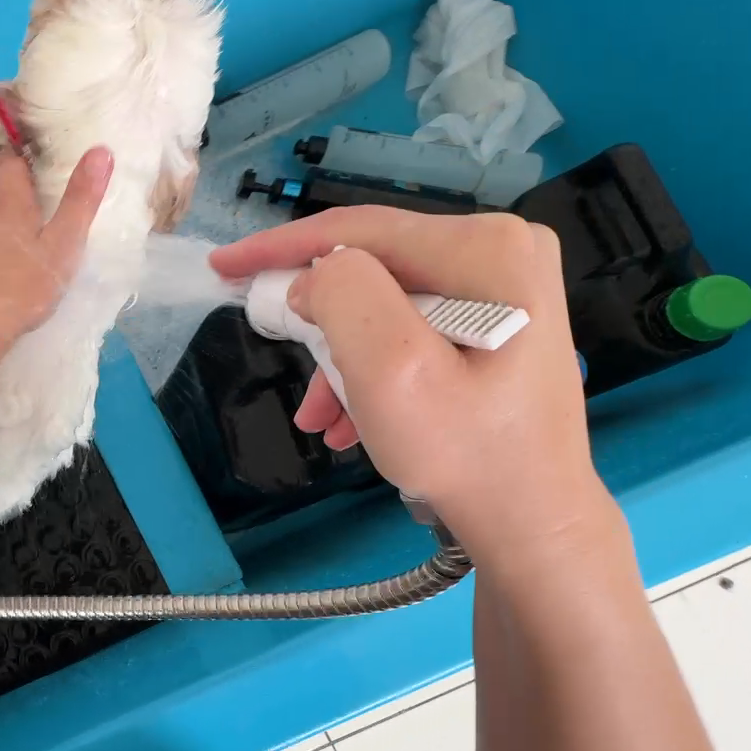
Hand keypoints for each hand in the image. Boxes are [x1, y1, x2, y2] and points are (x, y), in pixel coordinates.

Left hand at [0, 148, 112, 353]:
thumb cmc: (24, 289)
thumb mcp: (63, 246)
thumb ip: (80, 200)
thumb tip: (100, 150)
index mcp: (9, 202)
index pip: (8, 159)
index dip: (20, 156)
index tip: (35, 163)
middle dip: (12, 196)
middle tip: (36, 213)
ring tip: (15, 252)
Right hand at [210, 207, 606, 556]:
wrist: (528, 519)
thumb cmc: (462, 449)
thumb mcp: (389, 370)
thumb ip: (344, 298)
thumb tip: (313, 280)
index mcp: (485, 249)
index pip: (358, 231)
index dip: (279, 247)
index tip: (223, 267)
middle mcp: (500, 253)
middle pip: (369, 270)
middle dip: (316, 321)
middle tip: (279, 357)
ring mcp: (500, 290)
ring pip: (380, 308)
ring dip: (337, 359)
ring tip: (318, 417)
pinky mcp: (492, 325)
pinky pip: (402, 333)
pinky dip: (365, 371)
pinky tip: (347, 420)